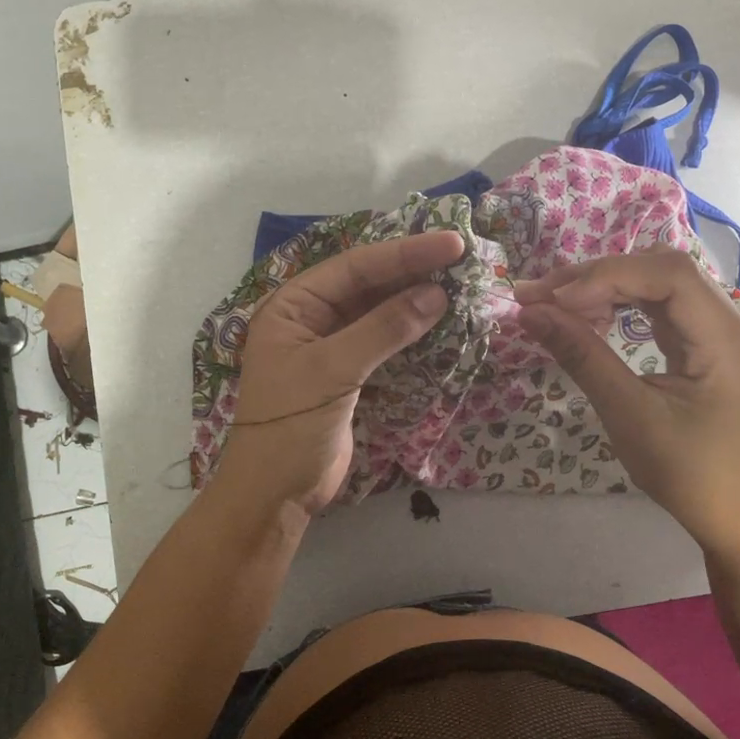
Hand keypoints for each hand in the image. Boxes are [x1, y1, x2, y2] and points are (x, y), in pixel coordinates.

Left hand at [212, 231, 464, 515]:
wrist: (275, 494)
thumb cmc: (291, 426)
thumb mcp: (334, 371)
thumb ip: (383, 330)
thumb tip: (436, 294)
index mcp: (292, 306)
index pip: (354, 267)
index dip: (404, 253)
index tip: (452, 244)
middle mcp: (309, 319)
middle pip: (368, 284)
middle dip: (412, 271)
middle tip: (464, 259)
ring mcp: (330, 347)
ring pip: (378, 312)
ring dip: (415, 300)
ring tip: (460, 285)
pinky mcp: (348, 376)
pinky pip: (383, 342)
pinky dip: (411, 333)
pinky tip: (441, 322)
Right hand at [514, 249, 739, 537]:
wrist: (737, 508)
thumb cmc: (687, 471)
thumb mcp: (628, 415)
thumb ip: (582, 357)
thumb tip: (530, 313)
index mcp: (733, 342)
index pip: (670, 275)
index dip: (606, 276)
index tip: (551, 300)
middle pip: (664, 270)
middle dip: (597, 277)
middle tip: (536, 296)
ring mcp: (731, 326)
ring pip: (660, 281)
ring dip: (604, 287)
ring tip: (552, 305)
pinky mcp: (715, 336)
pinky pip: (664, 302)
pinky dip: (621, 303)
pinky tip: (587, 315)